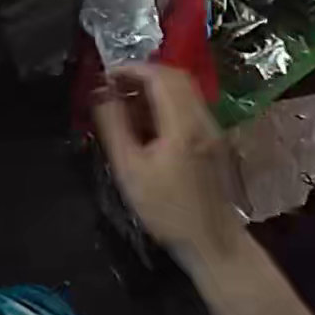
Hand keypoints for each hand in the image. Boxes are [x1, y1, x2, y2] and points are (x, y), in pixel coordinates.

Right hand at [93, 63, 244, 263]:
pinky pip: (189, 107)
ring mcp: (214, 131)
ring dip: (153, 88)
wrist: (214, 244)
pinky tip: (145, 123)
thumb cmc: (167, 210)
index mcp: (183, 125)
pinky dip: (164, 103)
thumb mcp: (129, 169)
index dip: (130, 69)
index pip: (160, 76)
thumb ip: (113, 126)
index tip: (105, 77)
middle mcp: (204, 121)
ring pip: (185, 91)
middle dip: (142, 74)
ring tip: (124, 104)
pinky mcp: (215, 142)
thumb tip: (100, 93)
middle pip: (176, 77)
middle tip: (113, 86)